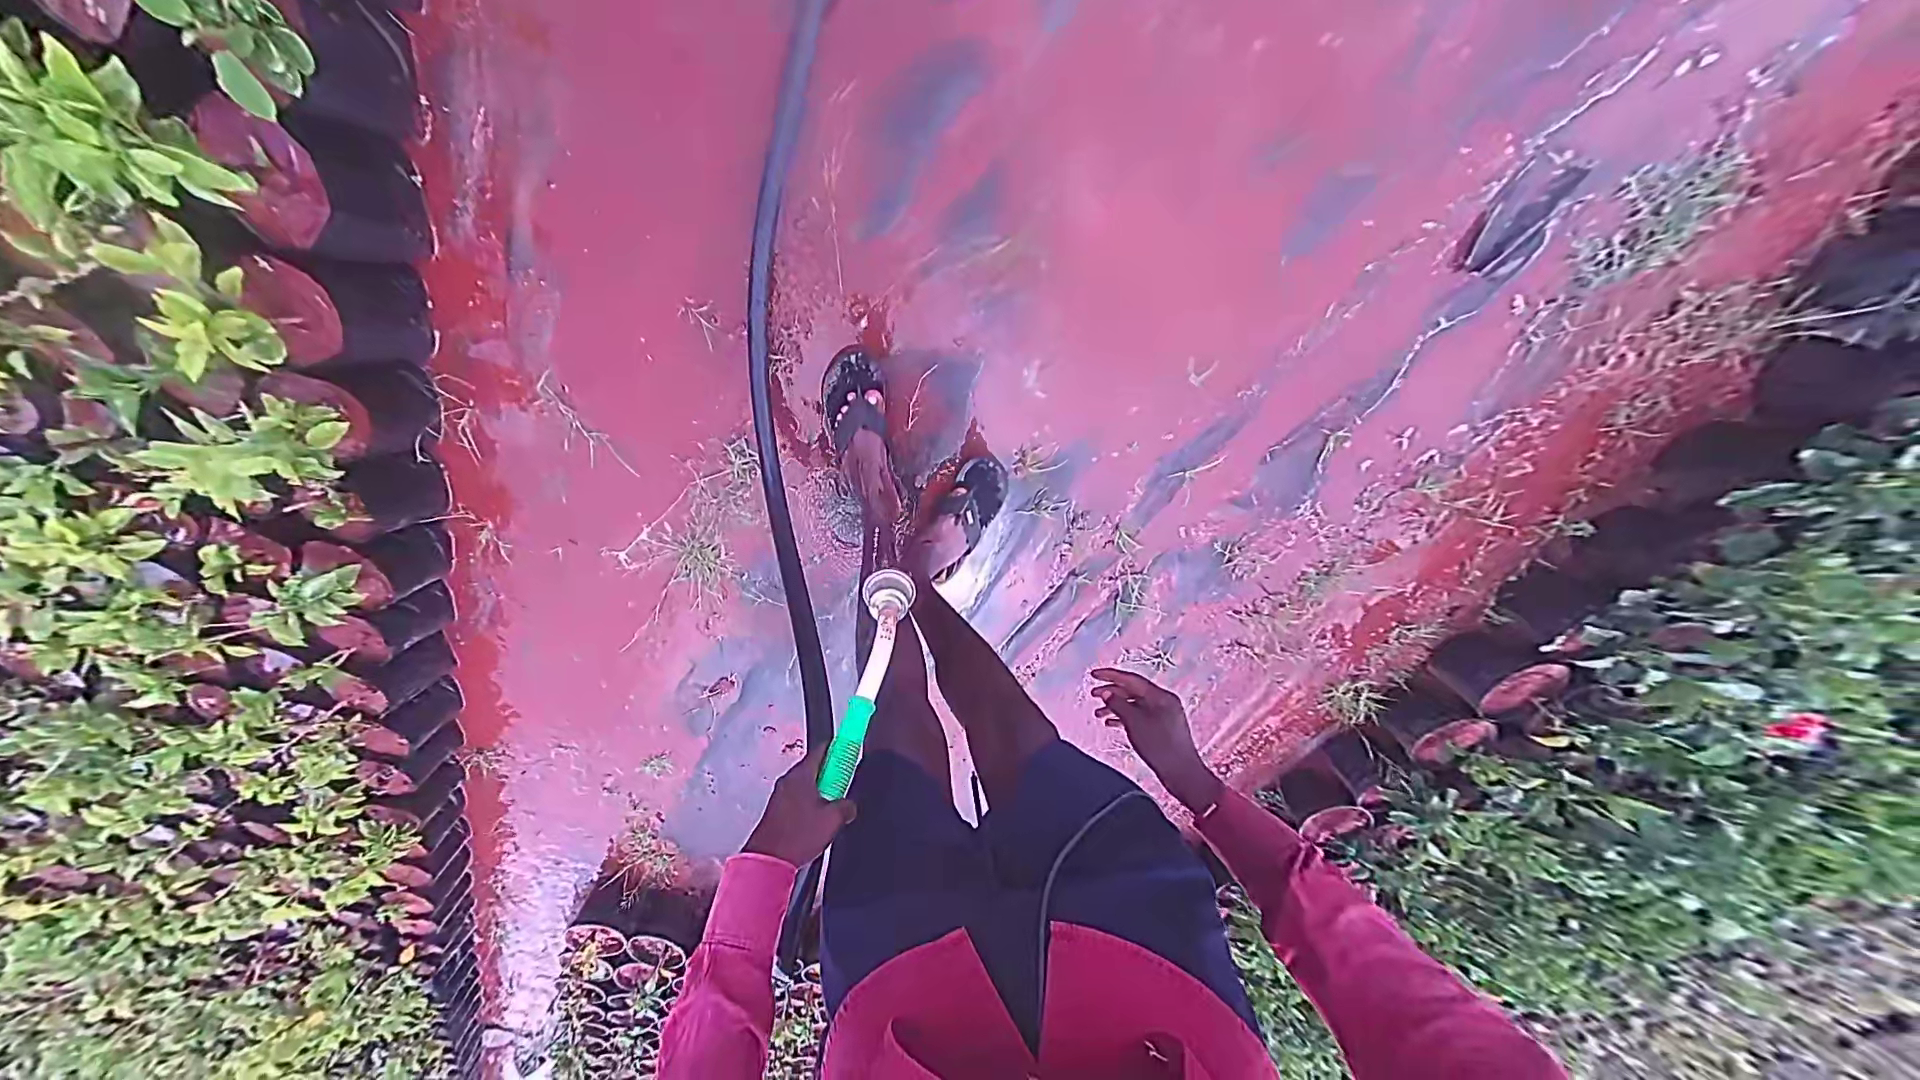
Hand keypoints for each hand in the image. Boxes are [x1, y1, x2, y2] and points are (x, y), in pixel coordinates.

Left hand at [743, 745, 857, 865]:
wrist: (769, 861)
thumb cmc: (797, 836)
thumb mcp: (833, 819)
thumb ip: (846, 806)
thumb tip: (850, 806)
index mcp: (801, 774)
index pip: (822, 750)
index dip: (838, 750)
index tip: (848, 752)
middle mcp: (788, 780)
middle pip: (814, 768)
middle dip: (831, 776)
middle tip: (842, 789)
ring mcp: (779, 795)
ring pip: (806, 785)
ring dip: (820, 793)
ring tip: (829, 811)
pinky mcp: (775, 810)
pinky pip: (797, 799)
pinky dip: (808, 805)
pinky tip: (815, 822)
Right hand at [1090, 667, 1223, 813]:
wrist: (1181, 773)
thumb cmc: (1163, 748)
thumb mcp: (1134, 722)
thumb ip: (1118, 704)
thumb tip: (1107, 693)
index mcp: (1161, 696)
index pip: (1131, 679)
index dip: (1110, 675)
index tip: (1096, 674)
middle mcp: (1164, 703)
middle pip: (1133, 691)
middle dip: (1112, 691)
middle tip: (1095, 693)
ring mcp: (1164, 716)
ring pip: (1135, 705)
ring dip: (1116, 706)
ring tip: (1100, 712)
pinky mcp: (1161, 729)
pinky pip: (1139, 717)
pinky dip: (1124, 717)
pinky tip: (1112, 723)